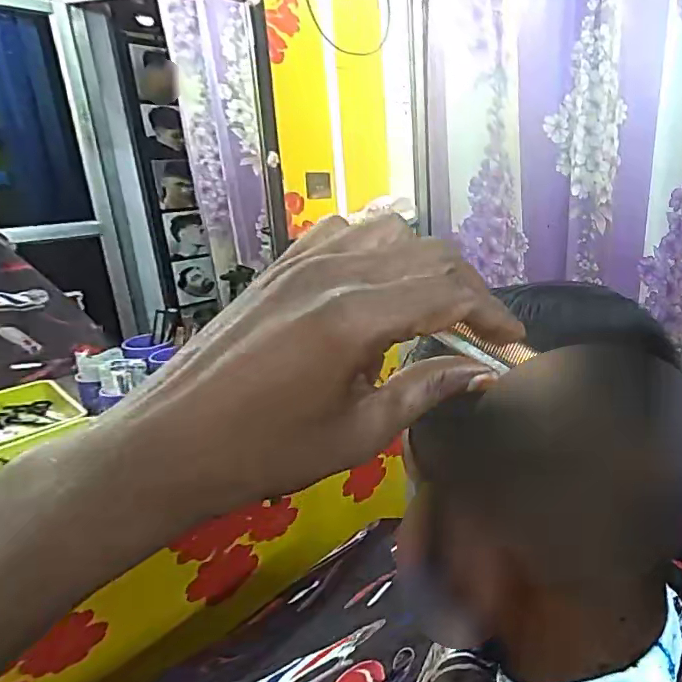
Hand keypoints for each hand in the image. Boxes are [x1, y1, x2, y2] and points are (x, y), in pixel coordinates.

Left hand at [80, 214, 522, 532]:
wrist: (168, 445)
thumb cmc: (265, 452)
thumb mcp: (358, 434)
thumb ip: (426, 390)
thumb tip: (481, 373)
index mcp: (355, 318)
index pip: (449, 293)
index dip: (492, 314)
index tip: (514, 341)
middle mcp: (334, 273)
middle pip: (429, 254)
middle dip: (470, 288)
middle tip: (484, 330)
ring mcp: (303, 261)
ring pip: (393, 232)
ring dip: (430, 262)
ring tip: (441, 303)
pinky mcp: (282, 264)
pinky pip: (347, 230)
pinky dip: (382, 242)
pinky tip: (385, 272)